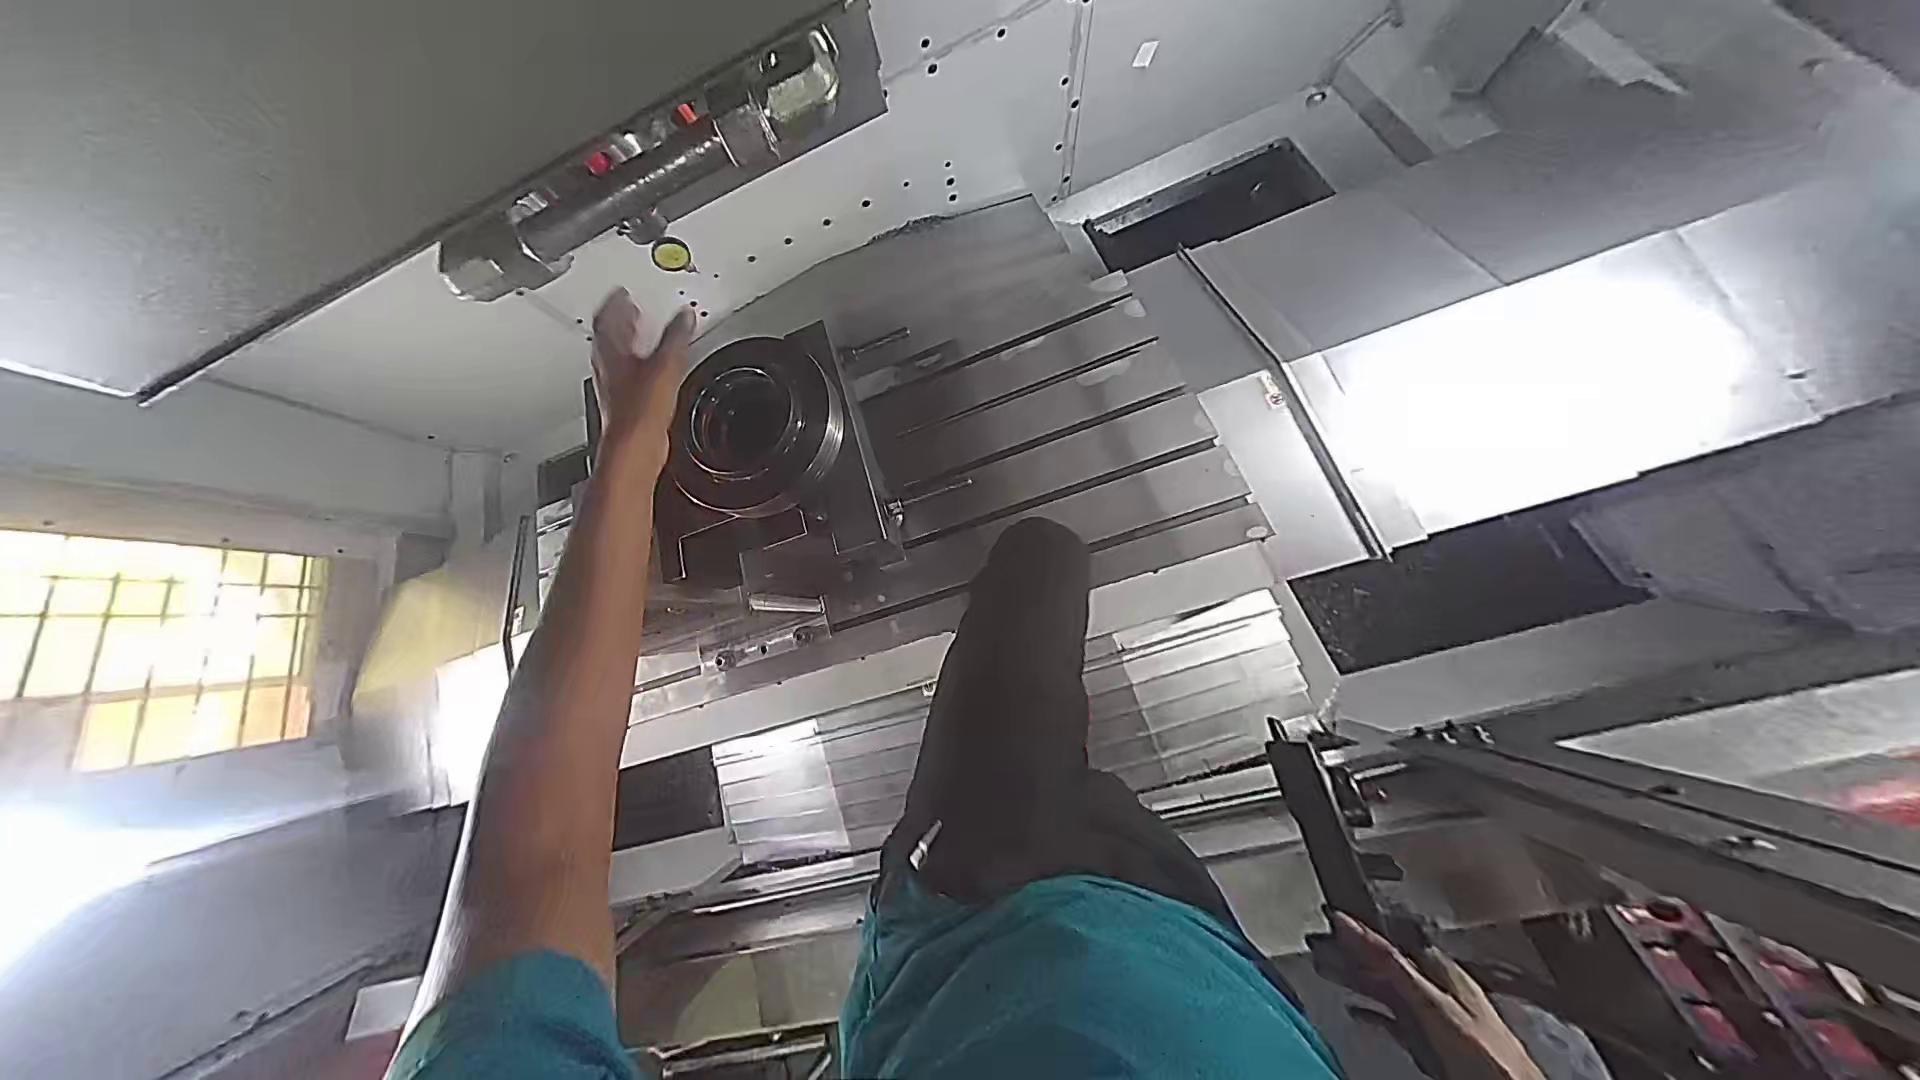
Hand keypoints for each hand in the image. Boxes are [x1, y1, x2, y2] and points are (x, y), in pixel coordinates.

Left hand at [590, 289, 695, 476]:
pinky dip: (635, 365)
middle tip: (628, 309)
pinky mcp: (624, 403)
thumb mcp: (666, 365)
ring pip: (615, 355)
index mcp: (612, 350)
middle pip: (608, 334)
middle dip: (620, 319)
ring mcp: (613, 385)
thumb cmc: (640, 410)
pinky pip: (626, 375)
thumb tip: (685, 315)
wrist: (634, 446)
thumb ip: (676, 337)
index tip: (624, 292)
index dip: (617, 301)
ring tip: (637, 335)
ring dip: (626, 342)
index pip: (608, 315)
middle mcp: (607, 366)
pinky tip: (647, 372)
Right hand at [1333, 913, 1546, 1079]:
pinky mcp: (1432, 1044)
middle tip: (1316, 945)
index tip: (1328, 919)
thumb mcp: (1429, 999)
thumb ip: (1387, 961)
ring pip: (1384, 989)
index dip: (1355, 930)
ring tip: (1322, 967)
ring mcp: (1434, 1017)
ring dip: (1352, 978)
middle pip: (1381, 963)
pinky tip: (1356, 1011)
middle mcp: (1436, 988)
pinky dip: (1371, 1012)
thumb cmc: (1486, 1055)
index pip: (1386, 941)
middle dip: (1347, 953)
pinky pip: (1393, 1019)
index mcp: (1438, 970)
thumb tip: (1346, 922)